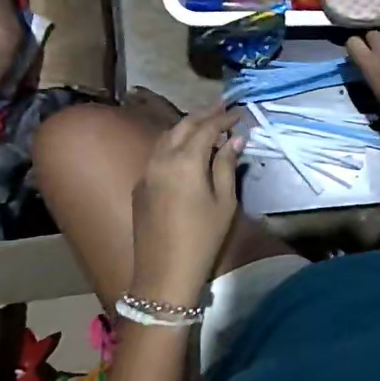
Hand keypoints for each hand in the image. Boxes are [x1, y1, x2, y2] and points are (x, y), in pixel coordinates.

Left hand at [128, 106, 245, 306]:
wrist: (164, 272)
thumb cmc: (202, 238)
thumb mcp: (224, 202)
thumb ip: (227, 165)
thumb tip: (235, 139)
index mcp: (185, 161)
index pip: (206, 128)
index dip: (224, 118)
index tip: (240, 113)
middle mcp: (161, 159)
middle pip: (183, 126)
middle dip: (204, 115)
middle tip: (223, 108)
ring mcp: (146, 171)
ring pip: (166, 138)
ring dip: (187, 127)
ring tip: (207, 125)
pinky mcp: (140, 185)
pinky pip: (158, 154)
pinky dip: (175, 144)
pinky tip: (187, 151)